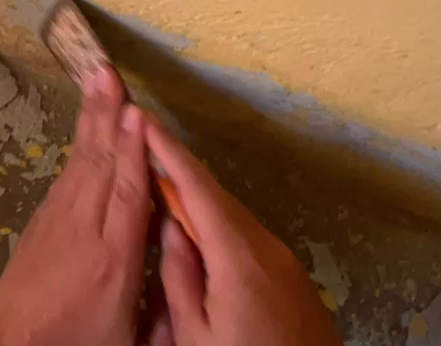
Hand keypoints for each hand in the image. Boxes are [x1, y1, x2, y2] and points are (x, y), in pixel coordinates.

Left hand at [0, 66, 152, 345]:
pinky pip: (70, 168)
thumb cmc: (80, 345)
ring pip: (83, 157)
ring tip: (98, 77)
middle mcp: (85, 228)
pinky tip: (89, 120)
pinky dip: (82, 139)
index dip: (134, 152)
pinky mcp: (45, 214)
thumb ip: (169, 306)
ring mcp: (60, 216)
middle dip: (107, 114)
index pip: (128, 196)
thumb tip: (193, 267)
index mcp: (114, 261)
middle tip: (108, 70)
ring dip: (92, 115)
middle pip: (101, 162)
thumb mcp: (135, 338)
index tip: (138, 114)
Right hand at [145, 119, 340, 345]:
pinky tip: (201, 243)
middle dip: (178, 171)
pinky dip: (220, 230)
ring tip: (163, 194)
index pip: (195, 184)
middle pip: (215, 196)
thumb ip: (179, 273)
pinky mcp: (299, 285)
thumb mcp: (195, 337)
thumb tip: (170, 224)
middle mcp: (267, 248)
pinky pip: (250, 241)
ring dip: (199, 203)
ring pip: (233, 218)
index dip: (166, 147)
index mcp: (238, 255)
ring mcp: (289, 265)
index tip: (141, 116)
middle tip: (142, 151)